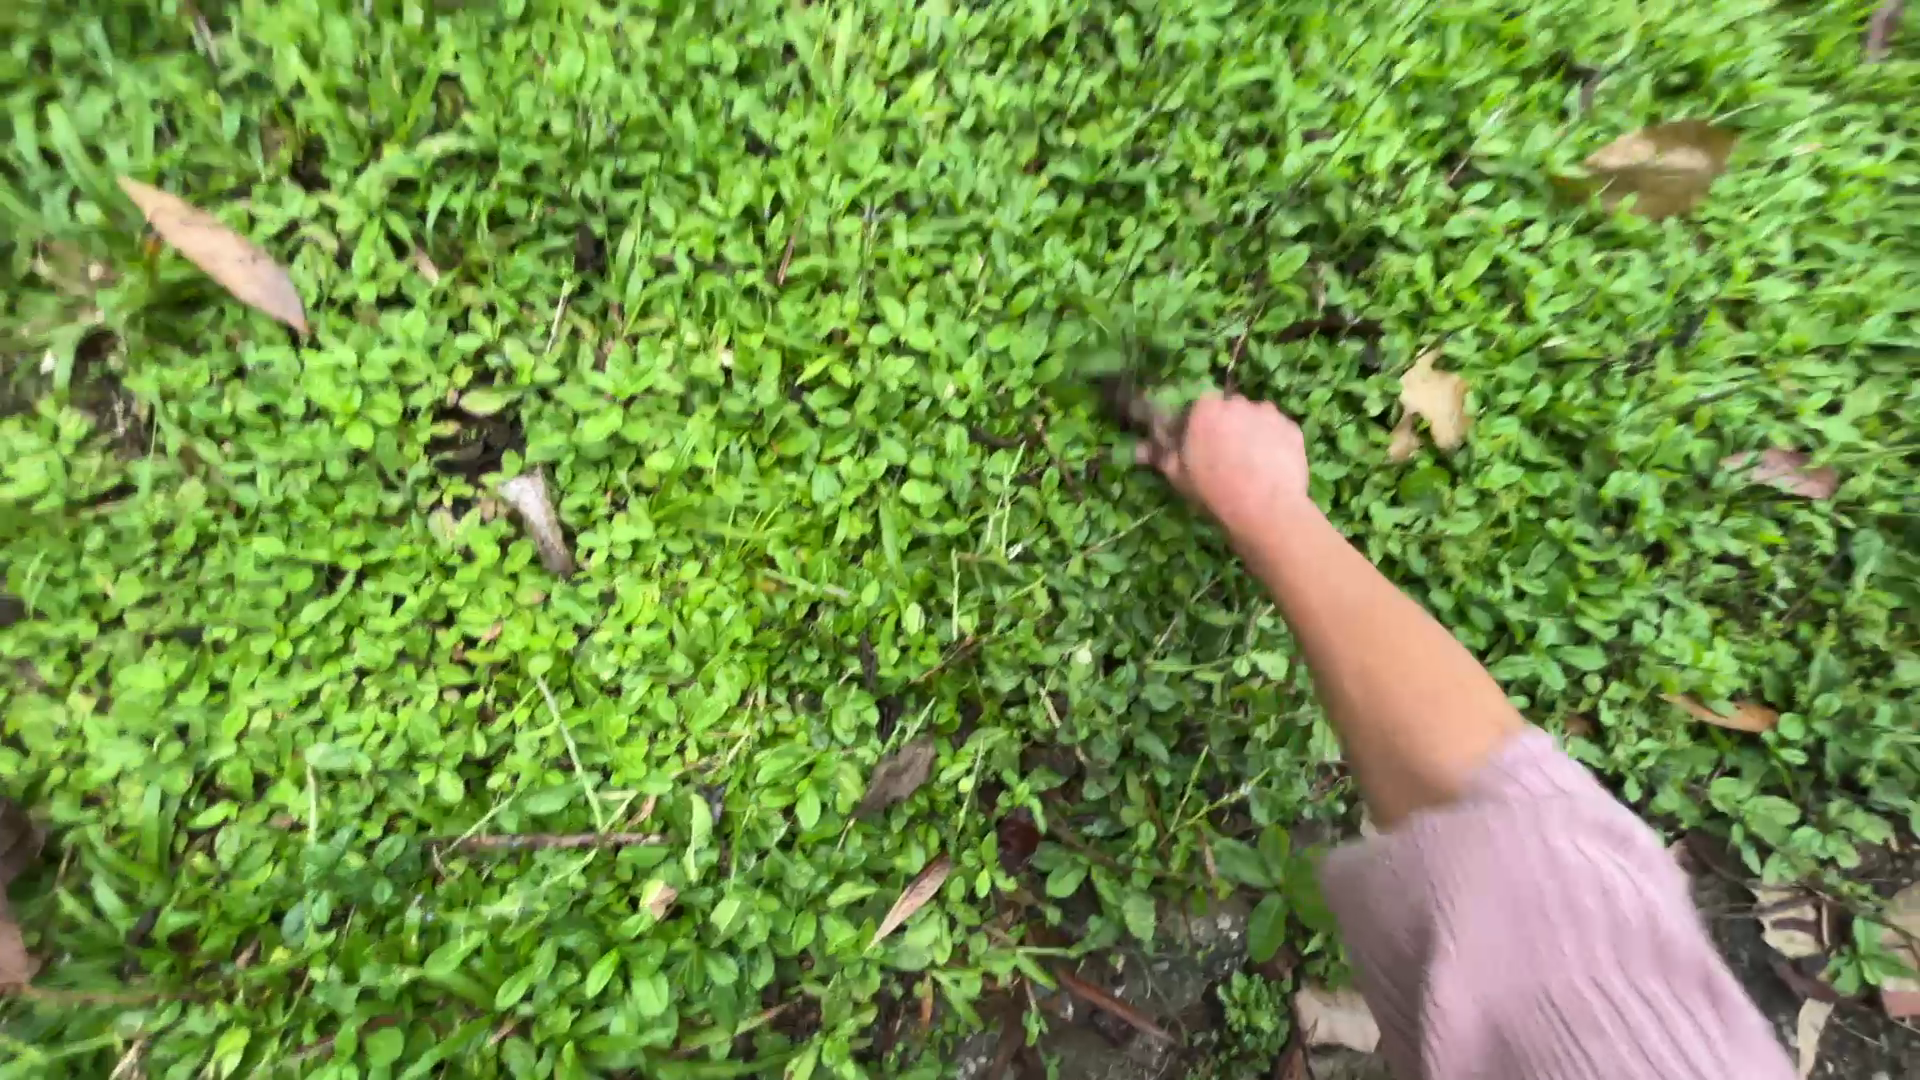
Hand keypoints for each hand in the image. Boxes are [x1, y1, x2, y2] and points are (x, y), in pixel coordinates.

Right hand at [1137, 394, 1312, 542]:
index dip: (1196, 425)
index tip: (1196, 446)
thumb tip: (1137, 448)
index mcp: (1205, 409)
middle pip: (1227, 409)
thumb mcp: (1178, 476)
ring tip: (1248, 463)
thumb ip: (1160, 454)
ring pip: (1253, 417)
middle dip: (1224, 426)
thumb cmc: (1213, 491)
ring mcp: (1268, 413)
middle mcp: (1237, 402)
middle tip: (1222, 456)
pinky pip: (1276, 429)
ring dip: (1249, 432)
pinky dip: (1271, 441)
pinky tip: (1268, 465)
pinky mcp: (1292, 427)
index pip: (1197, 407)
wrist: (1265, 509)